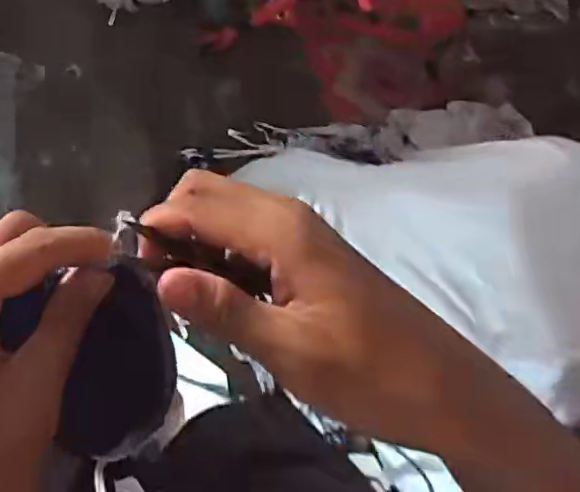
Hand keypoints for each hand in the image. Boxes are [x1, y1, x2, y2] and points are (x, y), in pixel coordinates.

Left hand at [0, 212, 114, 491]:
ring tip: (81, 281)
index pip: (30, 245)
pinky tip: (49, 300)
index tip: (120, 251)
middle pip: (11, 233)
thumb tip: (100, 272)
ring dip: (42, 257)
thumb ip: (67, 319)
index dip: (78, 242)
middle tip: (98, 268)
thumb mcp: (34, 389)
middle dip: (58, 242)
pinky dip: (23, 277)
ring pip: (0, 249)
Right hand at [142, 171, 579, 491]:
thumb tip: (160, 278)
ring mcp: (296, 227)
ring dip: (193, 235)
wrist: (446, 388)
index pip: (197, 203)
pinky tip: (218, 289)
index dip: (158, 225)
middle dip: (172, 223)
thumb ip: (224, 308)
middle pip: (207, 191)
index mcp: (280, 229)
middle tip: (159, 281)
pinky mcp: (303, 246)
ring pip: (224, 207)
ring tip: (182, 290)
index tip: (132, 266)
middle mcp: (284, 212)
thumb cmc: (369, 373)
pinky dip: (218, 246)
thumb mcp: (291, 352)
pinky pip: (244, 228)